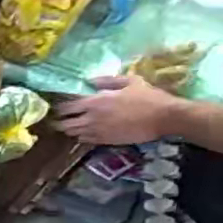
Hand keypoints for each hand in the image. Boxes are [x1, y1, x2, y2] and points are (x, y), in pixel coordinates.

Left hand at [55, 75, 186, 145]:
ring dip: (70, 129)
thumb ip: (108, 81)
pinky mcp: (104, 141)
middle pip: (64, 124)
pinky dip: (81, 136)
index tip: (58, 106)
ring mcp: (96, 131)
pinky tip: (85, 131)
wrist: (164, 118)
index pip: (66, 107)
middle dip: (59, 121)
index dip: (59, 107)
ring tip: (72, 124)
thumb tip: (90, 81)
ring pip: (72, 134)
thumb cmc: (149, 97)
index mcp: (95, 102)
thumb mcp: (131, 81)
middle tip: (60, 118)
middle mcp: (91, 118)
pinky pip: (84, 140)